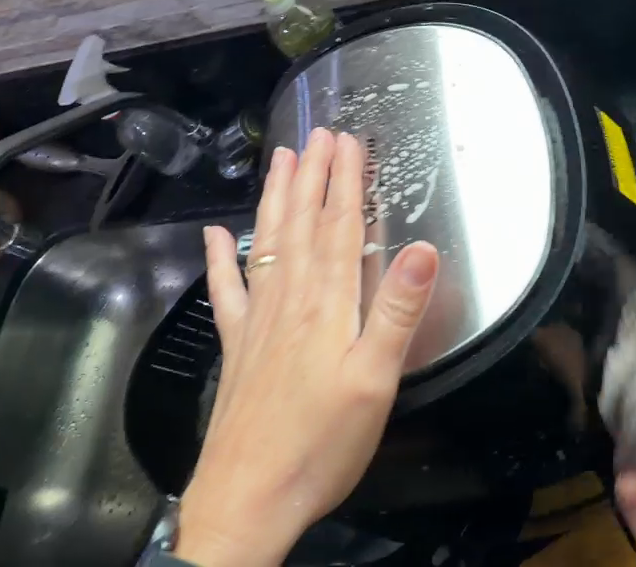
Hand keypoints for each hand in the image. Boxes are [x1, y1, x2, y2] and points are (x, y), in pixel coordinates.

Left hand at [175, 129, 439, 566]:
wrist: (246, 502)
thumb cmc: (320, 443)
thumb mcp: (375, 381)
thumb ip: (396, 313)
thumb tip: (423, 249)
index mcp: (327, 305)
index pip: (339, 227)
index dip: (345, 180)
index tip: (349, 140)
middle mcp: (289, 300)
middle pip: (302, 224)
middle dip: (311, 174)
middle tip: (316, 131)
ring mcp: (257, 322)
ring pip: (266, 244)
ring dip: (274, 199)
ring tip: (278, 159)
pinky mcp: (237, 348)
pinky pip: (226, 292)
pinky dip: (218, 259)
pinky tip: (212, 236)